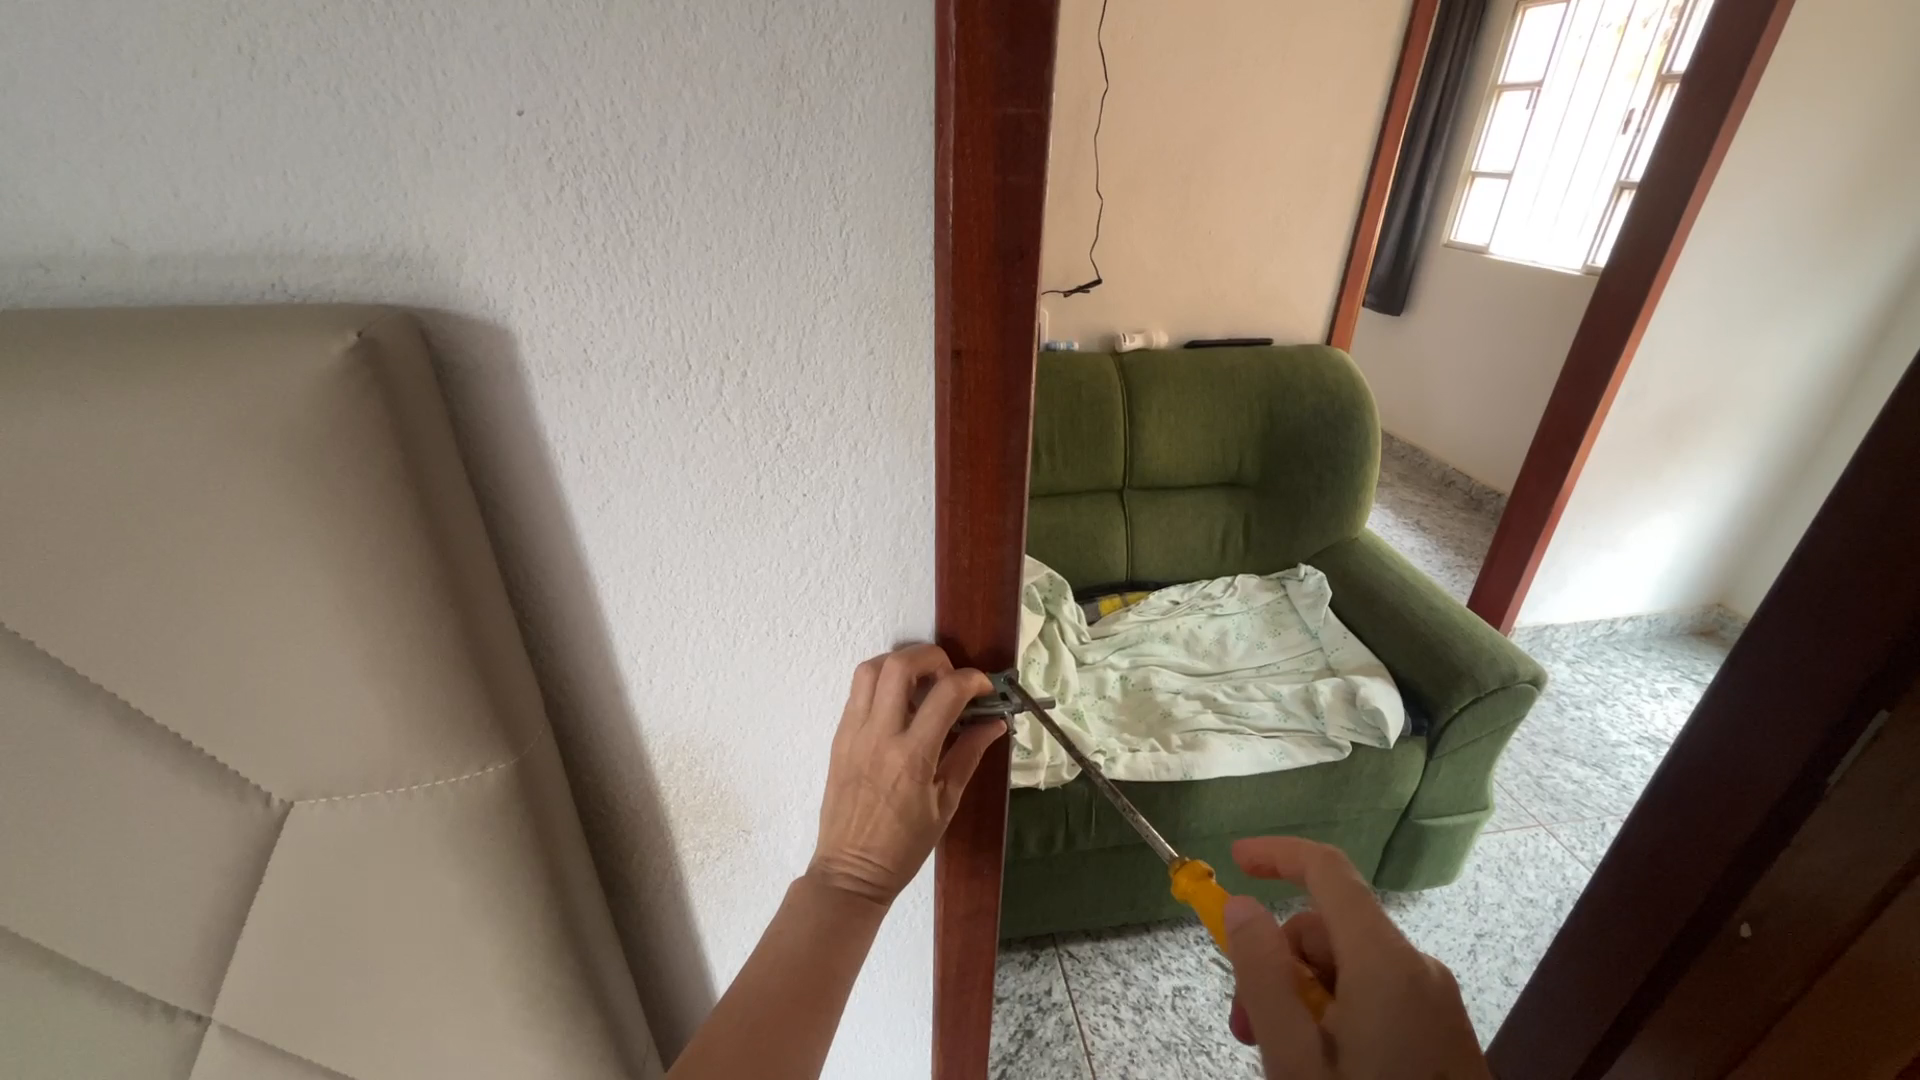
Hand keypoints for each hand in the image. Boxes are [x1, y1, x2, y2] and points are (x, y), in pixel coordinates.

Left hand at [808, 645, 1001, 905]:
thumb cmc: (904, 845)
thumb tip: (994, 722)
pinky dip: (882, 683)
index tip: (984, 689)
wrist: (850, 870)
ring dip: (901, 663)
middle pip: (900, 664)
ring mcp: (853, 732)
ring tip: (922, 682)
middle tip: (950, 677)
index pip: (945, 694)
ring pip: (871, 669)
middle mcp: (879, 735)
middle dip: (933, 657)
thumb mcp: (947, 803)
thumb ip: (969, 754)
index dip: (972, 681)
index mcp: (912, 756)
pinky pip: (858, 692)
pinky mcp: (839, 736)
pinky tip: (900, 703)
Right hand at [1222, 837, 1489, 1078]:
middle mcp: (1418, 971)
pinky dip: (1333, 1015)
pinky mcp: (1445, 1039)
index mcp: (1386, 964)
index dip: (1275, 854)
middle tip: (1244, 1023)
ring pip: (1346, 968)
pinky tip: (1320, 1066)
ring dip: (1300, 996)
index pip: (1327, 870)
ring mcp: (1437, 1007)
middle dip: (1276, 960)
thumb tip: (1243, 906)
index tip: (1232, 861)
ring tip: (1280, 1058)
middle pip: (1328, 928)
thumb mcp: (1294, 1058)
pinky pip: (1374, 998)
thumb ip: (1261, 974)